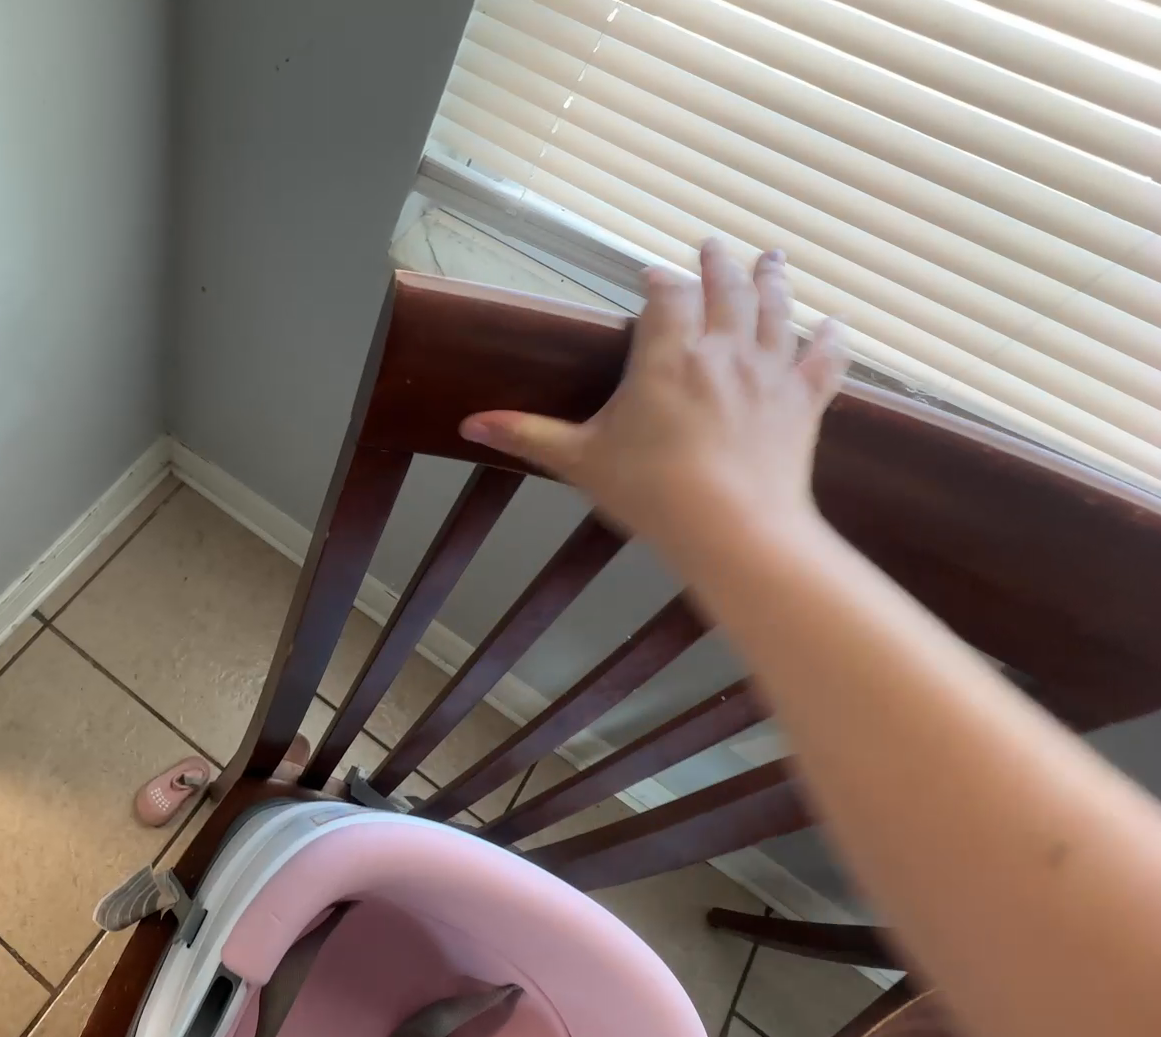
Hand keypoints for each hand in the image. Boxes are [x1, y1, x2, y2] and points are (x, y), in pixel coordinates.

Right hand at [459, 239, 847, 552]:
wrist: (733, 528)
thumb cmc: (648, 489)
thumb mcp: (577, 460)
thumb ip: (525, 435)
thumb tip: (469, 425)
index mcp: (666, 358)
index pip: (667, 297)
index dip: (658, 280)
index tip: (650, 273)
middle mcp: (722, 352)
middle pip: (726, 291)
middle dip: (718, 265)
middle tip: (715, 243)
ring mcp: (769, 374)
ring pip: (777, 311)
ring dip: (772, 280)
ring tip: (771, 257)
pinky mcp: (803, 403)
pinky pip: (822, 361)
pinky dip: (829, 339)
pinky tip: (833, 324)